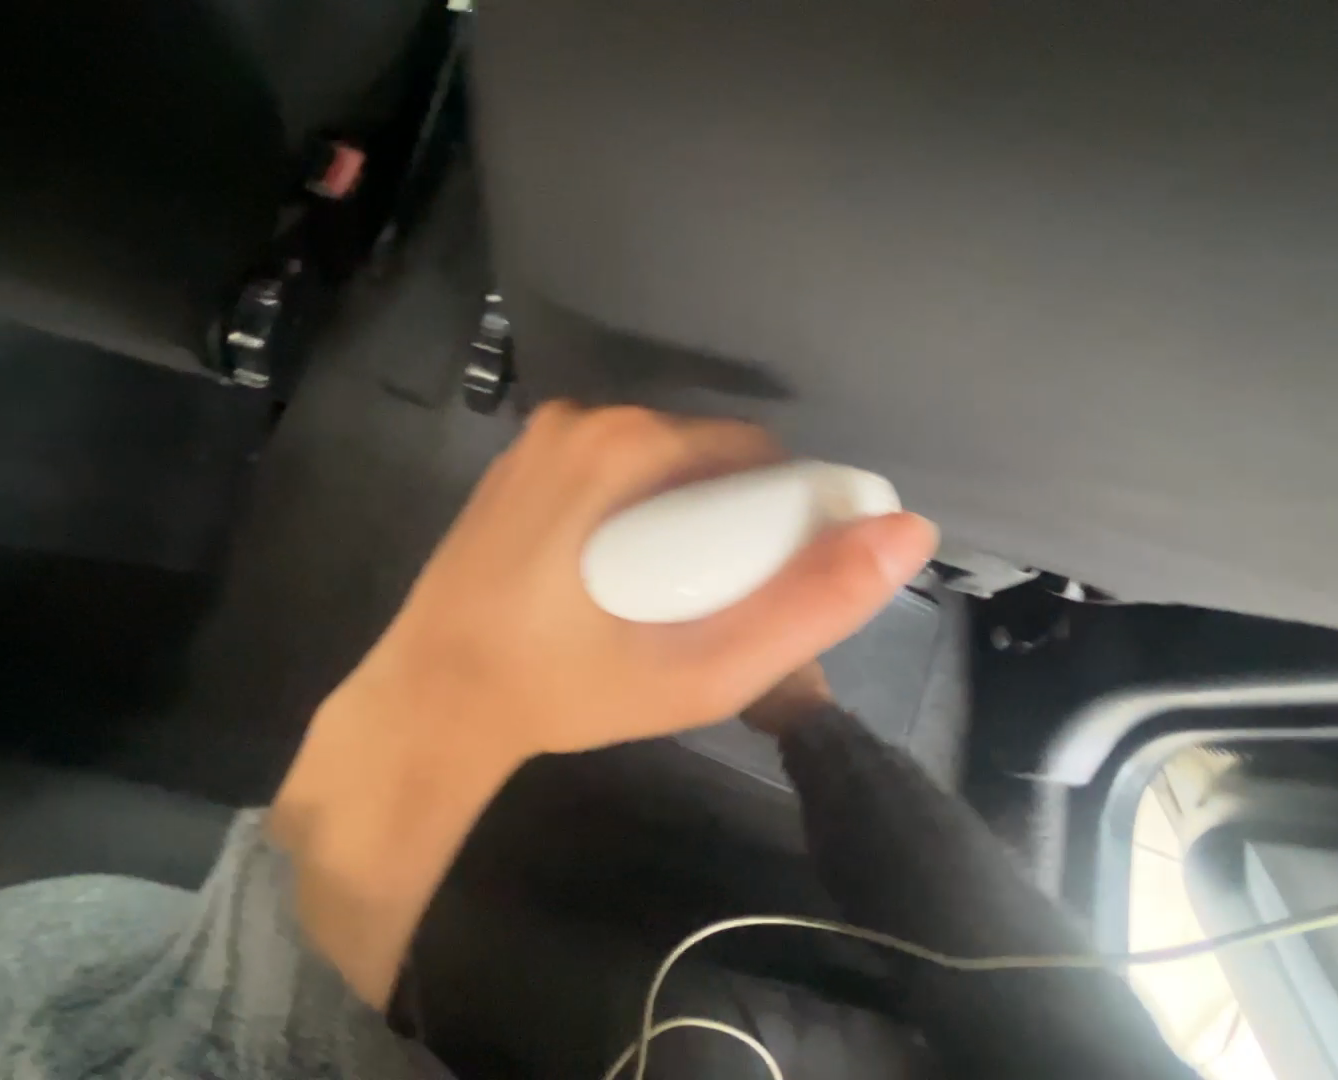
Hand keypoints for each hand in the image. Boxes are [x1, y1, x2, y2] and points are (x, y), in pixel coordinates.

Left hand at [273, 403, 936, 1005]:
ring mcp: (536, 443)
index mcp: (628, 444)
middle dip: (727, 516)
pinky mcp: (512, 471)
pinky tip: (619, 574)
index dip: (780, 511)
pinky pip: (602, 472)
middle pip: (697, 454)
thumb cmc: (567, 690)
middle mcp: (580, 421)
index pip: (749, 453)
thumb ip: (808, 603)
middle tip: (720, 599)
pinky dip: (631, 508)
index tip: (772, 575)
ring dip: (680, 513)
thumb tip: (905, 531)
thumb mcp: (704, 667)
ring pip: (650, 462)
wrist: (433, 702)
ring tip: (673, 594)